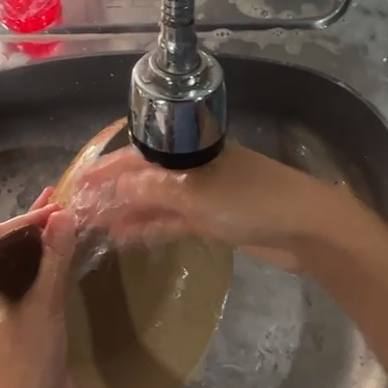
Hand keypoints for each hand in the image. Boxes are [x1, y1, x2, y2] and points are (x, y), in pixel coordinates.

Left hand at [0, 187, 78, 387]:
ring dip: (47, 240)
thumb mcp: (46, 303)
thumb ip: (54, 259)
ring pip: (28, 263)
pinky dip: (55, 262)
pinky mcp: (32, 318)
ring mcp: (13, 306)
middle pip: (13, 246)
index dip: (29, 218)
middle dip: (37, 223)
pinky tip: (73, 253)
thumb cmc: (30, 355)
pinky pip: (41, 280)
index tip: (58, 207)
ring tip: (70, 217)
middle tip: (63, 200)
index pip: (3, 237)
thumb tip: (63, 215)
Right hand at [66, 143, 374, 265]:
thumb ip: (154, 189)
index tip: (81, 179)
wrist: (306, 229)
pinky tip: (127, 238)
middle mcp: (194, 168)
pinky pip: (173, 222)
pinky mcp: (214, 220)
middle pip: (146, 177)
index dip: (109, 167)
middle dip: (114, 191)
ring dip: (128, 213)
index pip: (140, 154)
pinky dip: (150, 228)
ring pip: (157, 202)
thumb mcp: (197, 194)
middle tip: (82, 208)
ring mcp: (204, 195)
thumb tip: (115, 185)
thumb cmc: (251, 201)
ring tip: (97, 227)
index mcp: (191, 150)